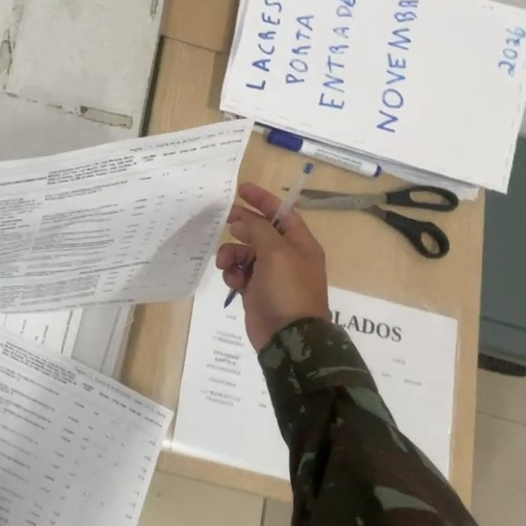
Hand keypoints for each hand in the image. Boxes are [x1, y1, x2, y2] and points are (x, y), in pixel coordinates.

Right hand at [217, 181, 330, 349]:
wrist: (288, 336)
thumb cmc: (288, 290)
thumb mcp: (276, 253)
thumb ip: (258, 230)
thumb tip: (241, 220)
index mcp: (300, 245)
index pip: (282, 214)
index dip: (263, 199)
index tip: (241, 189)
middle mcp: (286, 257)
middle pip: (259, 232)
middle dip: (242, 229)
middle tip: (225, 223)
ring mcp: (270, 275)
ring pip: (244, 253)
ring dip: (232, 255)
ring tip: (226, 264)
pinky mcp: (255, 291)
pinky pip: (239, 273)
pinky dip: (233, 274)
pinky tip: (233, 282)